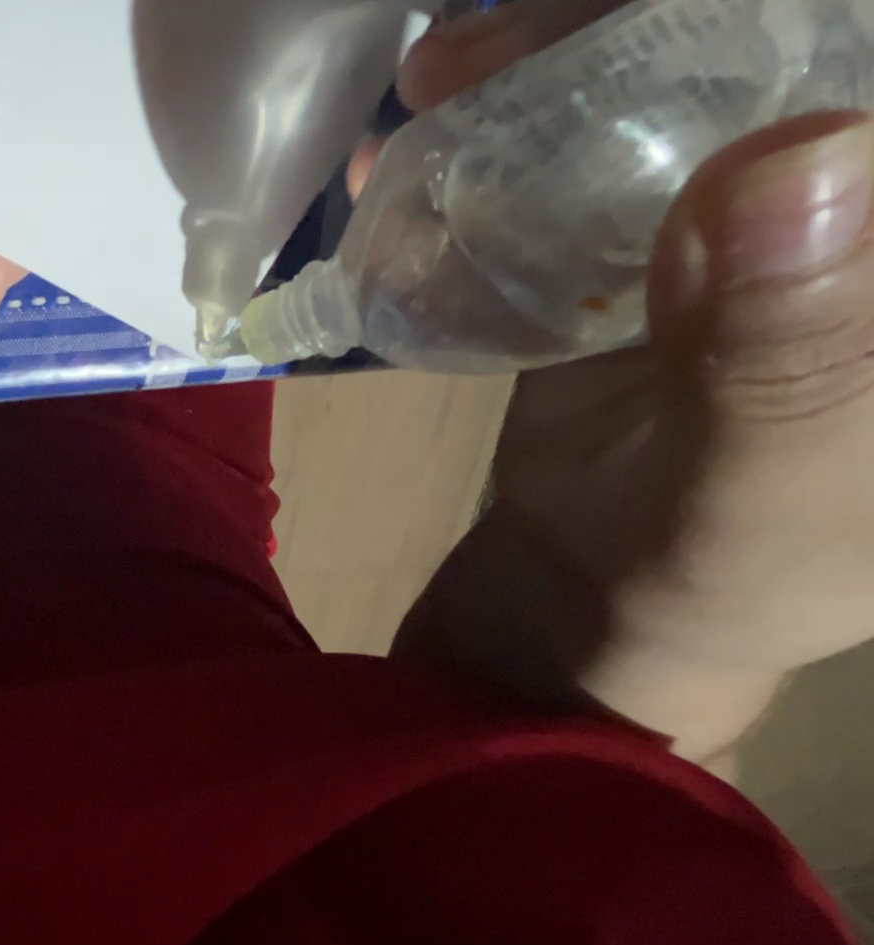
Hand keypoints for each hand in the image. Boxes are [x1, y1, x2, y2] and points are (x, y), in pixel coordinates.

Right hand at [387, 1, 873, 758]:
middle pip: (772, 43)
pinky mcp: (628, 242)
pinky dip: (481, 145)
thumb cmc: (703, 577)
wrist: (583, 599)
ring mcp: (734, 214)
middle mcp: (850, 209)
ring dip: (536, 69)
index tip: (655, 15)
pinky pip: (563, 161)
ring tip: (429, 81)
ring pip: (660, 81)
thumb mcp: (759, 496)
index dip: (799, 23)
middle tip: (480, 52)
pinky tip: (402, 150)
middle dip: (624, 23)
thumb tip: (791, 157)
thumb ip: (786, 360)